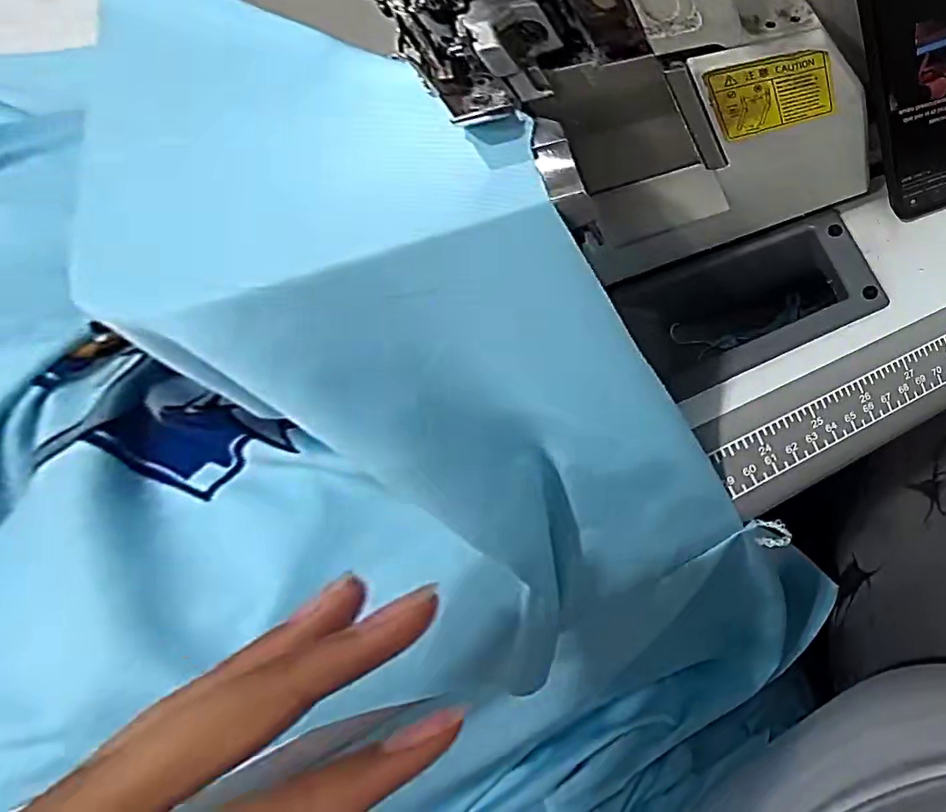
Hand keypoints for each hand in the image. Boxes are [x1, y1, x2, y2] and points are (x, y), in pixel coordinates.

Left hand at [30, 575, 459, 811]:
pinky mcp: (57, 808)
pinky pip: (152, 730)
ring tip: (346, 593)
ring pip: (176, 713)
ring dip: (277, 648)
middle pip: (213, 728)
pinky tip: (264, 658)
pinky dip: (222, 682)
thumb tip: (348, 794)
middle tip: (419, 600)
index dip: (364, 775)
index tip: (449, 723)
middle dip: (327, 659)